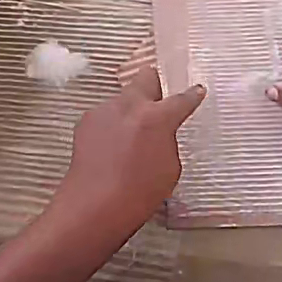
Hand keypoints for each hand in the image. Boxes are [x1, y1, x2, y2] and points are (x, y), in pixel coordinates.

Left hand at [49, 68, 204, 235]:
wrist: (94, 203)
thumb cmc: (139, 193)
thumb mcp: (170, 167)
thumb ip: (167, 140)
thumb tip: (160, 131)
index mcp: (157, 117)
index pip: (181, 99)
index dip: (192, 96)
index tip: (196, 91)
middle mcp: (129, 106)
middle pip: (145, 78)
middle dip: (154, 85)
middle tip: (158, 99)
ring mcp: (104, 111)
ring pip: (122, 99)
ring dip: (129, 111)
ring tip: (130, 137)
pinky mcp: (85, 121)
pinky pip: (105, 116)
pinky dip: (111, 126)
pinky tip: (110, 147)